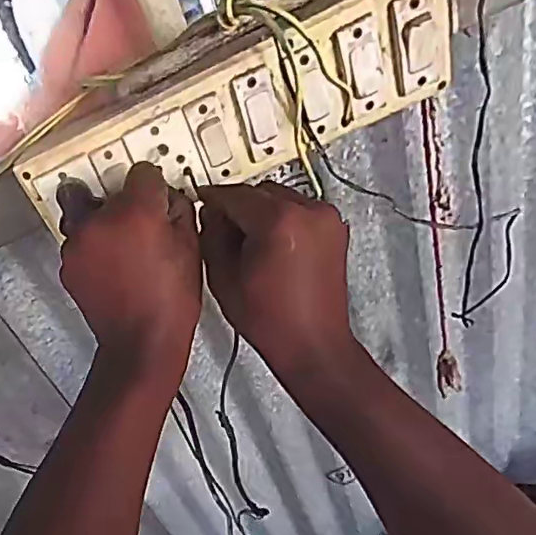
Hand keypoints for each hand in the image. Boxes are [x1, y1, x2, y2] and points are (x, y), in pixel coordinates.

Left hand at [59, 164, 201, 390]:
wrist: (141, 341)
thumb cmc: (170, 301)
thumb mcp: (190, 247)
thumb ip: (178, 211)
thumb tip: (167, 199)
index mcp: (136, 210)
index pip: (141, 172)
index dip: (152, 184)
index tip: (155, 194)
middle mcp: (100, 220)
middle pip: (100, 188)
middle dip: (115, 199)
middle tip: (131, 217)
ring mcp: (78, 244)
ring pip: (80, 213)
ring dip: (96, 221)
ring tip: (118, 244)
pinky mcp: (67, 265)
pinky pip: (76, 243)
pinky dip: (89, 248)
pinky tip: (110, 265)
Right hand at [198, 182, 362, 377]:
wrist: (311, 342)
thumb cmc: (272, 321)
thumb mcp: (224, 278)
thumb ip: (212, 237)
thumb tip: (211, 216)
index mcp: (278, 221)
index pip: (234, 194)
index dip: (212, 199)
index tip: (202, 200)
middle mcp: (308, 213)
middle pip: (259, 191)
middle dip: (237, 206)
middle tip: (219, 227)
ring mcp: (325, 219)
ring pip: (280, 198)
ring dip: (260, 211)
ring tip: (245, 241)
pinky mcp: (333, 228)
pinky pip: (298, 210)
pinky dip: (280, 219)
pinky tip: (267, 244)